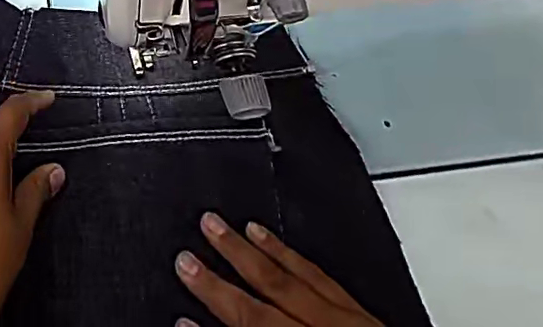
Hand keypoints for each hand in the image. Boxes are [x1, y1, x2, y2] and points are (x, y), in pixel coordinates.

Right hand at [175, 212, 380, 325]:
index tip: (180, 319)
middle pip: (261, 307)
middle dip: (219, 283)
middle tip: (186, 258)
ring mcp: (345, 324)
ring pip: (286, 279)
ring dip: (247, 251)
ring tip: (219, 226)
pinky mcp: (362, 314)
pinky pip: (317, 275)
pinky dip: (288, 254)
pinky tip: (267, 237)